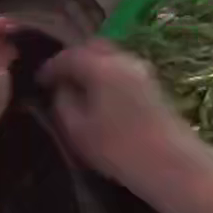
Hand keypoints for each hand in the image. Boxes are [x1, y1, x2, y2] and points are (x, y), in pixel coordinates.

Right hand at [38, 40, 212, 198]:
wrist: (175, 166)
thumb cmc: (119, 149)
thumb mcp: (78, 130)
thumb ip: (63, 103)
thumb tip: (61, 89)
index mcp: (99, 65)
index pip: (67, 56)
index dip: (50, 67)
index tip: (38, 81)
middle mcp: (122, 59)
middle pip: (92, 47)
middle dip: (73, 59)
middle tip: (59, 78)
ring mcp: (142, 70)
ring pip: (110, 57)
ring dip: (92, 66)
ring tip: (79, 88)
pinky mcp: (154, 85)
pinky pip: (122, 69)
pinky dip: (107, 75)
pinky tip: (101, 96)